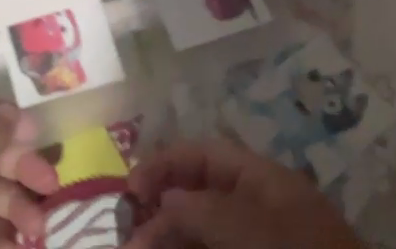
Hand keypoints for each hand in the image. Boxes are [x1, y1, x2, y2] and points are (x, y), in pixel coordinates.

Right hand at [125, 140, 363, 248]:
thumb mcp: (246, 229)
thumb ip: (199, 209)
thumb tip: (165, 201)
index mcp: (265, 182)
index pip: (207, 156)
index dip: (166, 164)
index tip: (130, 190)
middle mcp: (263, 211)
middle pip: (202, 199)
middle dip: (163, 215)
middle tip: (129, 241)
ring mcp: (265, 247)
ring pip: (207, 239)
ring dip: (172, 242)